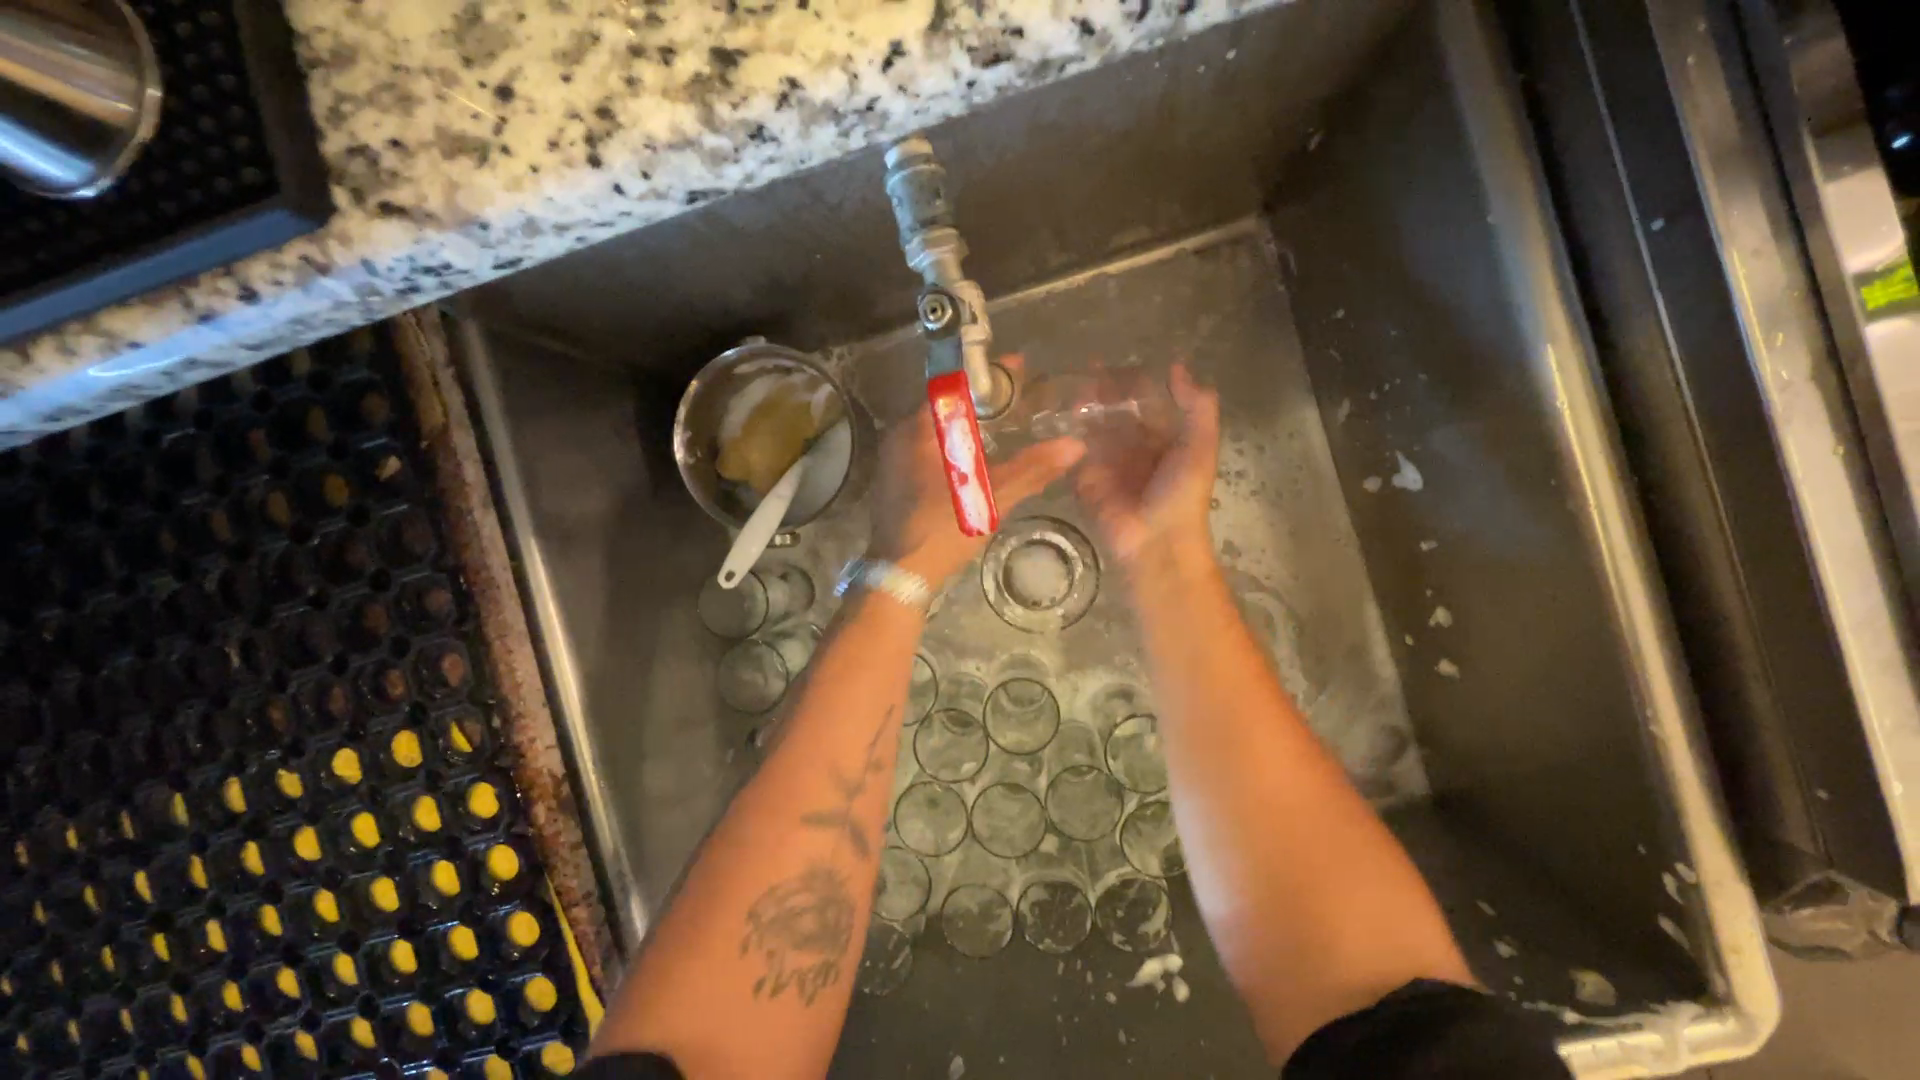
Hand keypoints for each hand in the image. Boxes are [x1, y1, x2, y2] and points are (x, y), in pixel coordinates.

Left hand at [869, 359, 1085, 586]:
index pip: (957, 384)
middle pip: (948, 404)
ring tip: (1008, 422)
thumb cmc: (941, 530)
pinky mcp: (899, 481)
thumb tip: (1075, 446)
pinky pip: (932, 449)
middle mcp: (902, 436)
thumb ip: (1032, 469)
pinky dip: (958, 445)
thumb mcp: (991, 498)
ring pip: (939, 429)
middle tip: (1022, 396)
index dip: (991, 375)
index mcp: (920, 430)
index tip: (1022, 368)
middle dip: (985, 399)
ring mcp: (897, 460)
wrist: (898, 575)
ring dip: (972, 423)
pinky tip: (981, 457)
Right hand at [1073, 364, 1220, 572]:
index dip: (1132, 381)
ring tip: (1072, 388)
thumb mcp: (1200, 445)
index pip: (1146, 402)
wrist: (1155, 542)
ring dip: (1084, 408)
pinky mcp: (1085, 480)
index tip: (1117, 361)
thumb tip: (1177, 367)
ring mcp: (1108, 464)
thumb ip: (1196, 406)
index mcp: (1164, 439)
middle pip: (1116, 412)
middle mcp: (1135, 448)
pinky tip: (1057, 414)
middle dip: (1102, 391)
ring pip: (1093, 428)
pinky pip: (1074, 453)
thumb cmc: (1181, 493)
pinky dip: (1066, 434)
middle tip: (1086, 368)